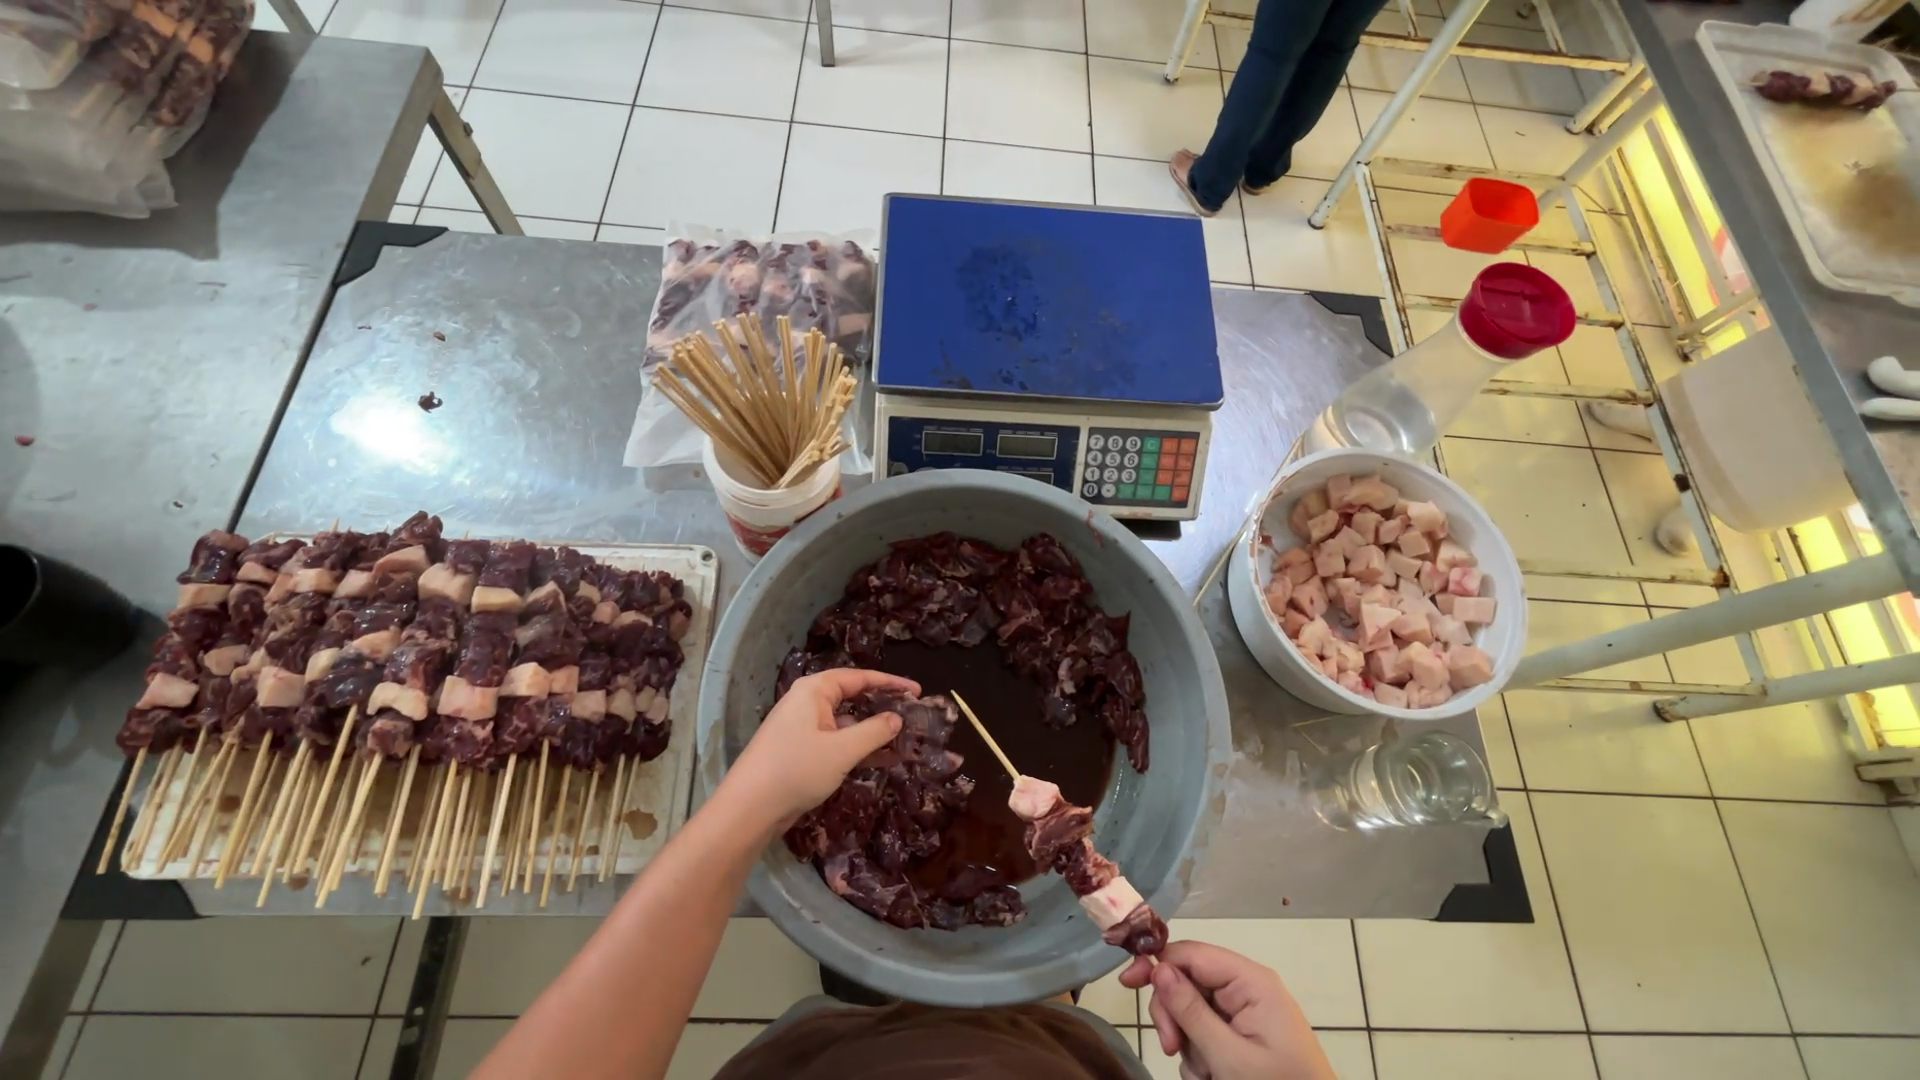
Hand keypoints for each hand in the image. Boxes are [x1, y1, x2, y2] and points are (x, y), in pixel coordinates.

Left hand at [720, 668, 919, 832]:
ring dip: (874, 732)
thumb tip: (897, 718)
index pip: (860, 678)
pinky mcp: (803, 752)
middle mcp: (808, 703)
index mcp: (814, 691)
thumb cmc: (796, 769)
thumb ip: (874, 731)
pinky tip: (884, 760)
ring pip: (848, 723)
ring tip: (906, 741)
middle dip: (883, 707)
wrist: (749, 809)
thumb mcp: (842, 750)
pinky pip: (838, 742)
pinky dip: (860, 749)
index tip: (918, 691)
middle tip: (914, 715)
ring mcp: (804, 728)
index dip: (891, 683)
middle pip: (853, 698)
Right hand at [1119, 941, 1333, 1079]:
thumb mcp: (1230, 1058)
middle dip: (1174, 1014)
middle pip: (1188, 980)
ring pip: (1192, 1009)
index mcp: (1251, 981)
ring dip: (1187, 1041)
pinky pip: (1205, 1031)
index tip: (1126, 985)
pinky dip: (1200, 1055)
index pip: (1191, 953)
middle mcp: (1247, 987)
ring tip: (1204, 1075)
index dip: (1157, 964)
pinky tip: (1211, 1077)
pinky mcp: (1245, 1035)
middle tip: (1170, 1047)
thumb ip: (1191, 1011)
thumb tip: (1158, 968)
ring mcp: (1246, 1012)